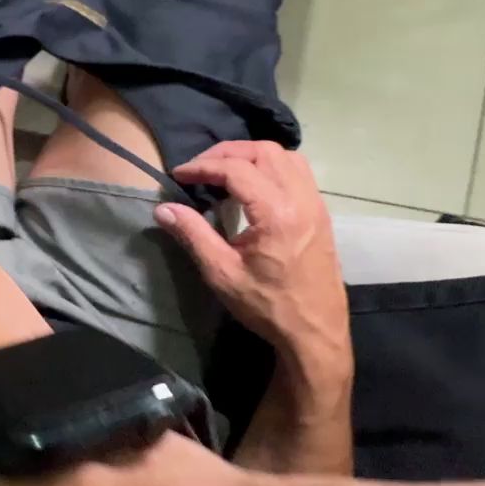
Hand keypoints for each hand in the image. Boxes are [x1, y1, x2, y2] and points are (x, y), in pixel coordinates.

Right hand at [154, 142, 352, 472]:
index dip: (203, 166)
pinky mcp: (321, 214)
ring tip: (224, 171)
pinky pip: (298, 172)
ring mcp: (316, 205)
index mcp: (277, 213)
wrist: (315, 334)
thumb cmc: (267, 306)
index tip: (179, 175)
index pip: (237, 169)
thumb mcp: (222, 273)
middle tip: (200, 167)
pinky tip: (251, 187)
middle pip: (265, 151)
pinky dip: (271, 167)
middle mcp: (302, 200)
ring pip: (286, 157)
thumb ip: (193, 235)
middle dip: (228, 152)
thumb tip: (163, 209)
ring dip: (252, 156)